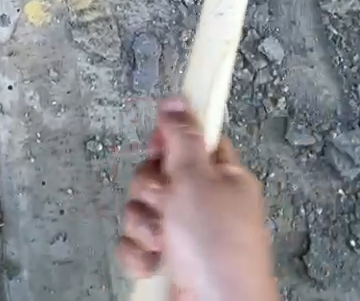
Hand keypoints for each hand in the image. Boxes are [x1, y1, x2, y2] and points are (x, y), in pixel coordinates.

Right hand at [117, 100, 278, 300]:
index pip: (194, 142)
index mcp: (223, 178)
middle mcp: (205, 204)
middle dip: (150, 189)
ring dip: (143, 224)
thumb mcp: (198, 178)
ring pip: (142, 207)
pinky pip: (136, 242)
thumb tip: (176, 98)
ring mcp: (185, 235)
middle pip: (159, 172)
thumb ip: (182, 137)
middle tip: (165, 202)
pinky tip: (152, 262)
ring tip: (161, 241)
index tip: (160, 148)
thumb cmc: (215, 244)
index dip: (172, 141)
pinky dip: (139, 253)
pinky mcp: (166, 262)